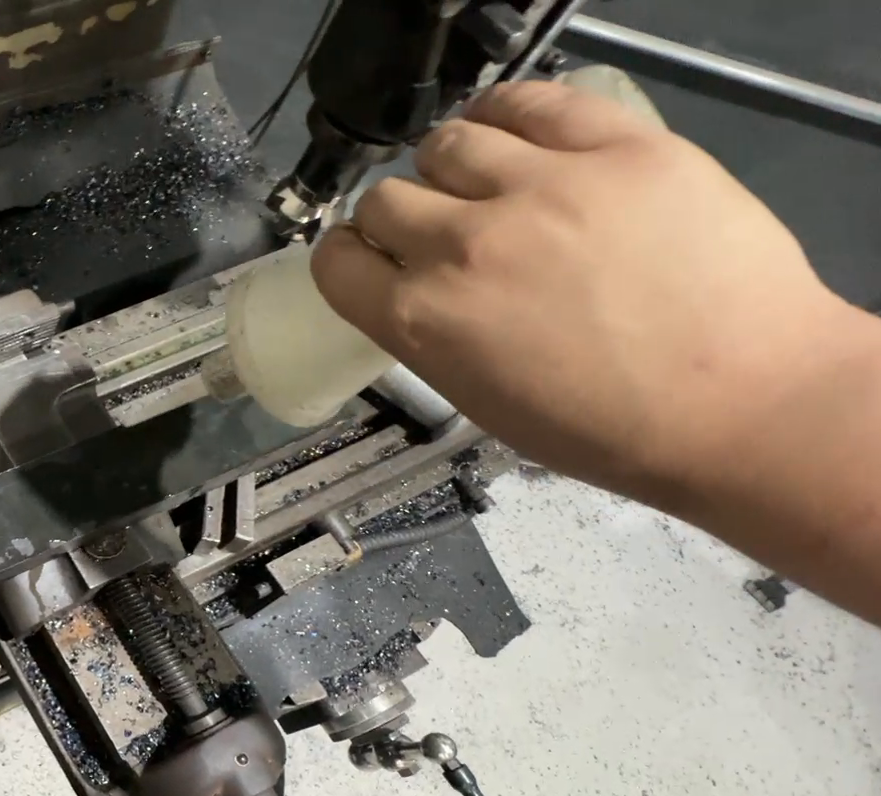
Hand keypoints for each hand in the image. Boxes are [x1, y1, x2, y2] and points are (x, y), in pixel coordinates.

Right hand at [311, 79, 874, 508]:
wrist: (731, 400)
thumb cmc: (585, 422)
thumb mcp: (465, 390)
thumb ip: (421, 326)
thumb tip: (411, 281)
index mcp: (414, 318)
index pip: (335, 259)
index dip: (346, 257)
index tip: (370, 259)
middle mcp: (460, 246)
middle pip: (383, 198)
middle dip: (396, 217)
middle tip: (434, 230)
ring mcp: (541, 189)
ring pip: (447, 143)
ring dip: (448, 165)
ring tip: (479, 181)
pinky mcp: (620, 148)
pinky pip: (532, 102)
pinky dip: (505, 114)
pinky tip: (512, 133)